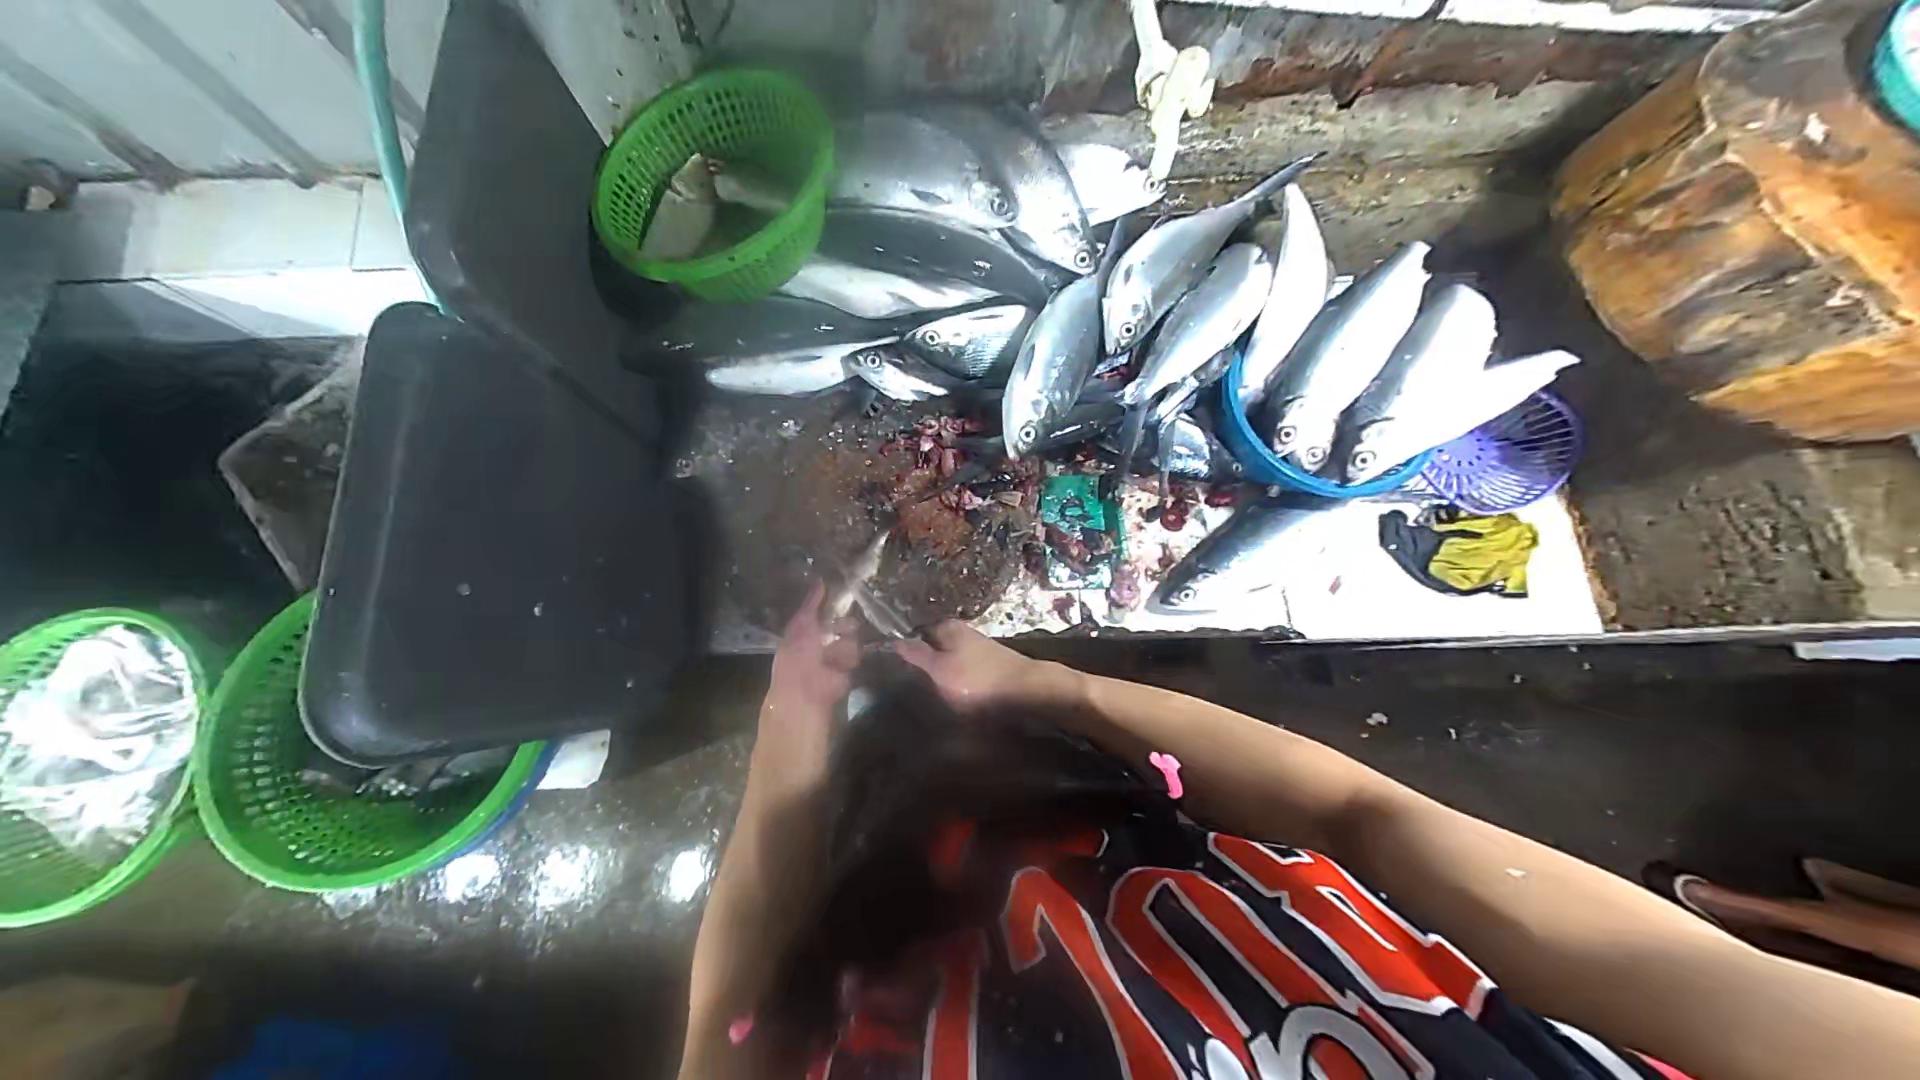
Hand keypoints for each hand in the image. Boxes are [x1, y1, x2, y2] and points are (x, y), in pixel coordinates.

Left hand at [752, 581, 858, 797]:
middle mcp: (785, 710)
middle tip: (853, 617)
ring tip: (856, 644)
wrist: (775, 856)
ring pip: (807, 679)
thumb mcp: (800, 749)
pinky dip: (833, 685)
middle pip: (799, 658)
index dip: (806, 615)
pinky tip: (848, 690)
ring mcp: (794, 731)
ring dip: (827, 656)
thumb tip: (830, 654)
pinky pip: (818, 702)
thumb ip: (811, 703)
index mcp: (784, 703)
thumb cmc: (789, 805)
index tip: (822, 586)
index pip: (794, 647)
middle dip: (820, 631)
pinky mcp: (806, 751)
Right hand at [893, 621, 1080, 712]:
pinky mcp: (991, 672)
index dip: (901, 653)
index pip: (914, 634)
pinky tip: (952, 706)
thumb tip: (893, 642)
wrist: (1028, 694)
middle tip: (905, 692)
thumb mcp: (938, 670)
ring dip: (940, 683)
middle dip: (921, 669)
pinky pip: (965, 679)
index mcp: (948, 628)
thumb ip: (915, 655)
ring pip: (948, 667)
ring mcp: (978, 653)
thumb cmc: (978, 681)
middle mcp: (963, 635)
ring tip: (926, 703)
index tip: (888, 673)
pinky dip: (958, 691)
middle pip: (932, 651)